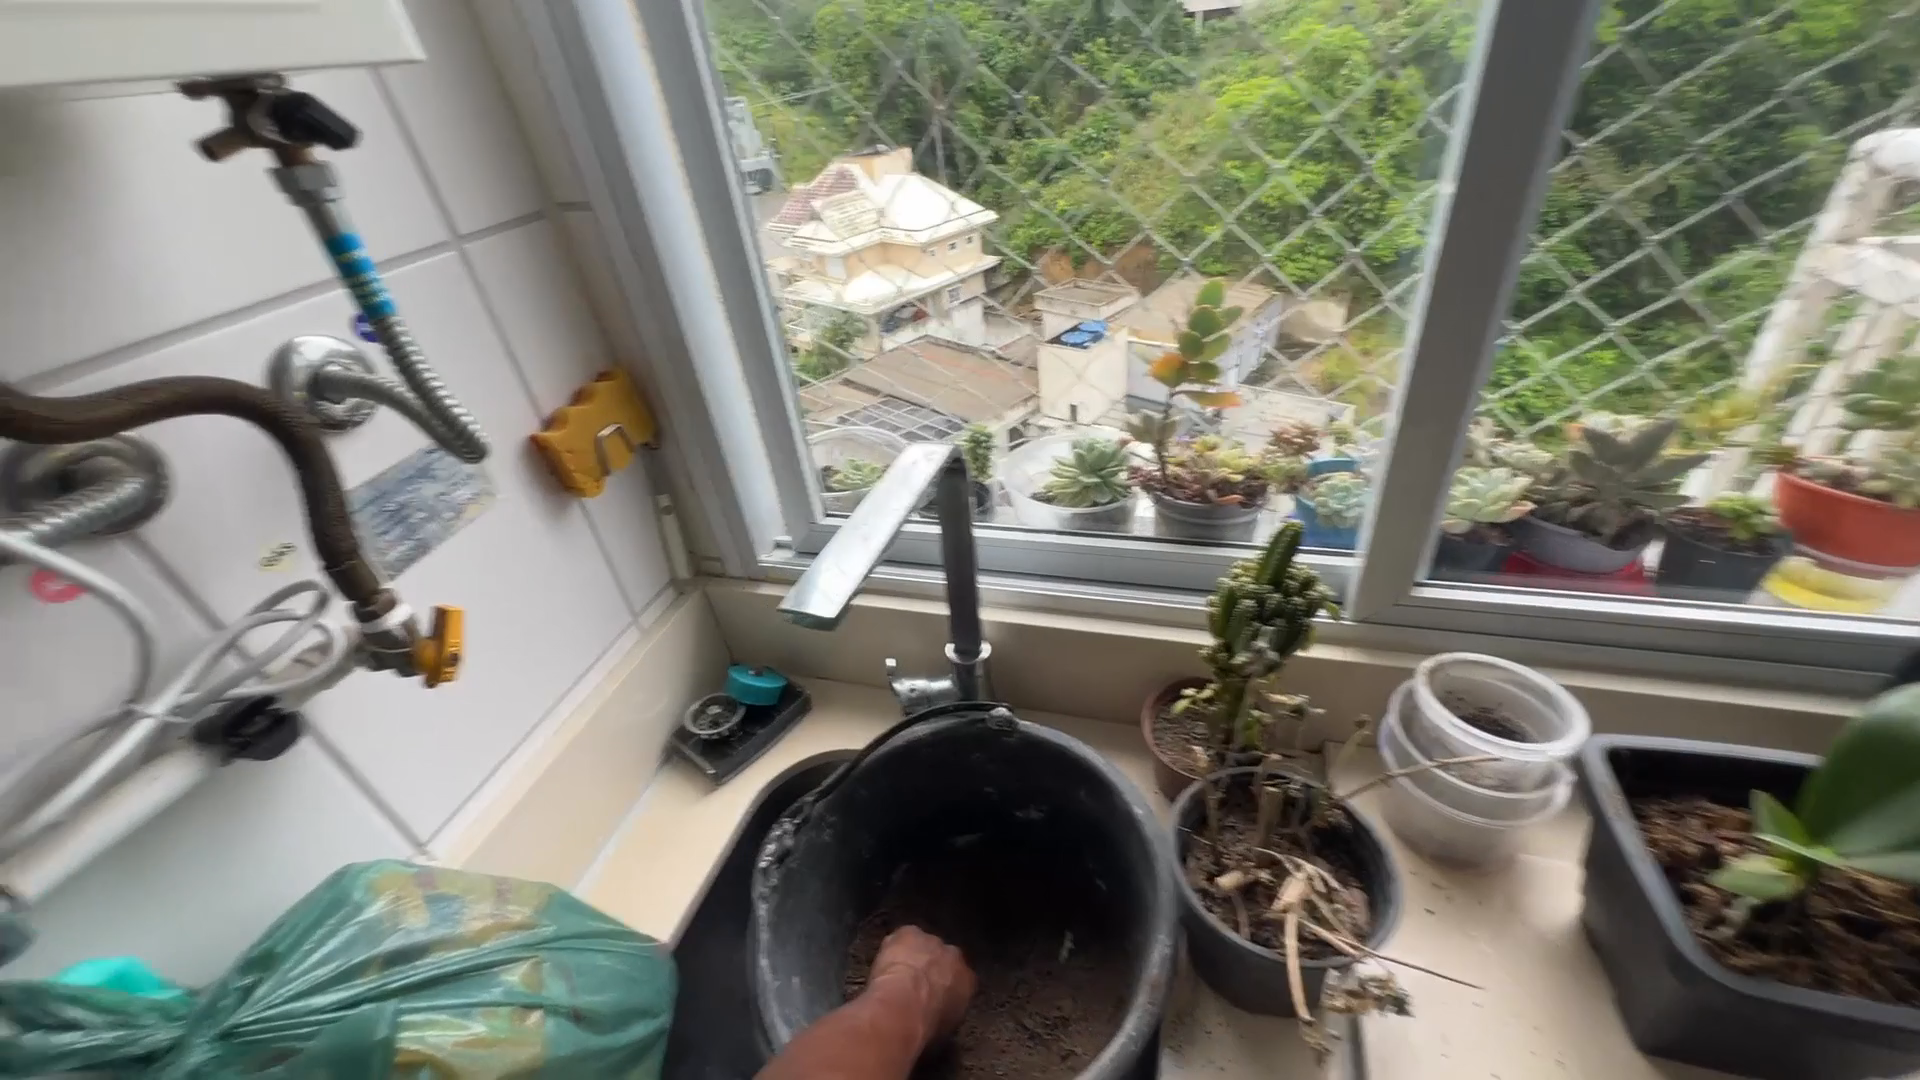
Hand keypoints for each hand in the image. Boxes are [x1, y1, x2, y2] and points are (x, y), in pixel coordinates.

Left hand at [867, 926, 975, 1043]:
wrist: (904, 1006)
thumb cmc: (925, 1026)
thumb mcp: (944, 1028)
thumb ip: (948, 1011)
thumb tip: (938, 1014)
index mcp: (968, 980)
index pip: (961, 978)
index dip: (945, 986)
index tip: (933, 997)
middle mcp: (954, 955)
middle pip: (943, 957)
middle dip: (932, 967)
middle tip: (914, 984)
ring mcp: (931, 940)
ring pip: (922, 944)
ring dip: (913, 955)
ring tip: (897, 974)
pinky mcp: (909, 932)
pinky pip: (902, 937)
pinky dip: (895, 947)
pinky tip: (885, 963)